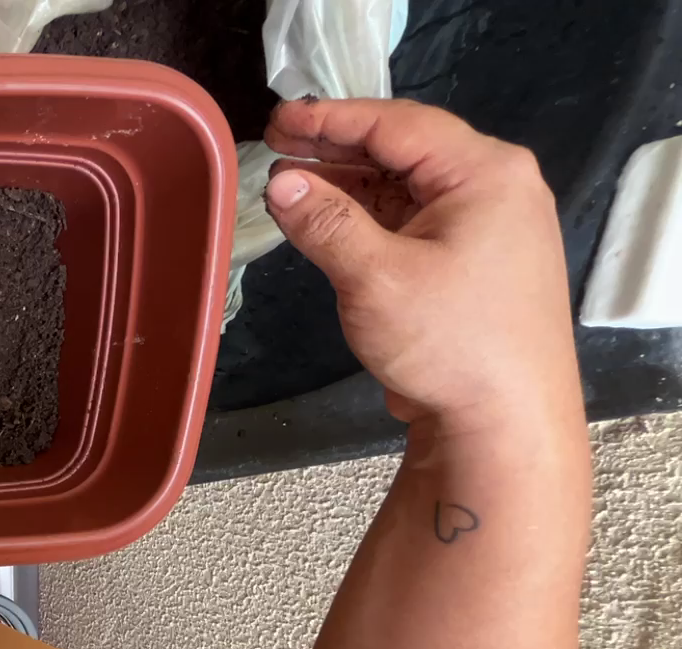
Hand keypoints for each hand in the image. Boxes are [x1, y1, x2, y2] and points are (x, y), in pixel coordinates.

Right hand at [262, 98, 581, 433]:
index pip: (399, 127)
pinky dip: (355, 215)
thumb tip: (280, 182)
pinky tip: (320, 218)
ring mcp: (472, 225)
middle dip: (335, 146)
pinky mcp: (455, 259)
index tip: (279, 118)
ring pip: (397, 187)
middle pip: (400, 151)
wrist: (497, 408)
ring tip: (286, 179)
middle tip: (274, 140)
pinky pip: (399, 220)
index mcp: (481, 175)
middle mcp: (485, 188)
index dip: (334, 118)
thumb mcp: (375, 276)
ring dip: (341, 182)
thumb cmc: (445, 337)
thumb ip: (325, 224)